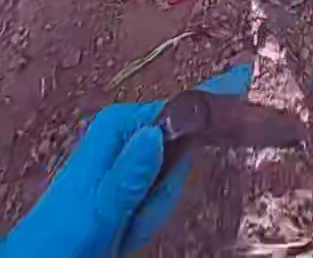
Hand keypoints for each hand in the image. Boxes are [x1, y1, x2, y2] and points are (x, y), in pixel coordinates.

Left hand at [0, 61, 253, 256]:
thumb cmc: (60, 239)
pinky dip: (154, 208)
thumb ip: (126, 177)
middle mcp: (131, 130)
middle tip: (135, 222)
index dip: (221, 99)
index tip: (252, 74)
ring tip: (125, 231)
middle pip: (185, 141)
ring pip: (176, 172)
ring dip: (157, 206)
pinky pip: (163, 188)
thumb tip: (156, 133)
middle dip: (168, 187)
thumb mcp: (96, 212)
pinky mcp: (135, 180)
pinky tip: (128, 230)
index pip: (186, 105)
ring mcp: (134, 156)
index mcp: (122, 124)